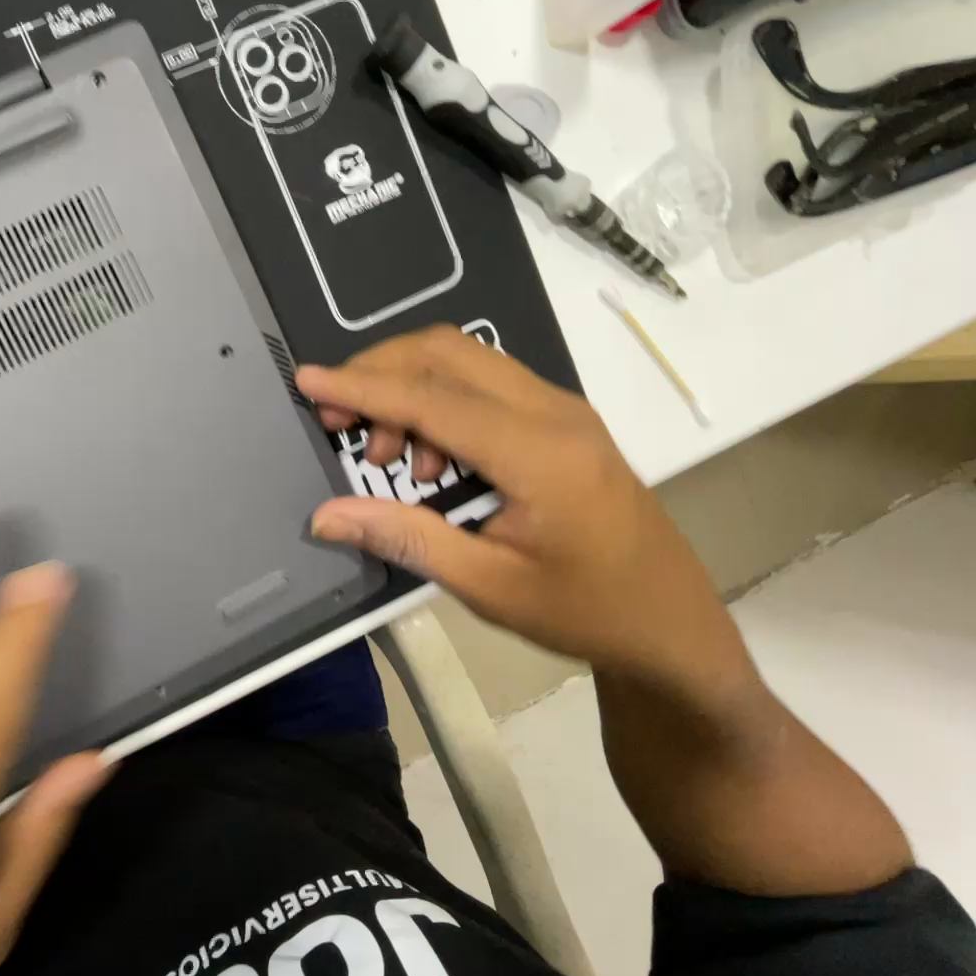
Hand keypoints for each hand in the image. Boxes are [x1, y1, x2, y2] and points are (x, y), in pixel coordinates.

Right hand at [296, 327, 748, 688]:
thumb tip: (324, 515)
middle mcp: (552, 412)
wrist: (670, 623)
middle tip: (335, 421)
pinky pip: (482, 383)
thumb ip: (406, 538)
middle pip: (446, 352)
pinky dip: (434, 400)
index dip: (362, 387)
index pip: (431, 399)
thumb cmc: (584, 612)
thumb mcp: (488, 586)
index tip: (305, 379)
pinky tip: (426, 459)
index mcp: (540, 454)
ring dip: (405, 386)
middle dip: (377, 371)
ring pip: (464, 359)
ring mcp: (560, 409)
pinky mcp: (559, 420)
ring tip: (382, 456)